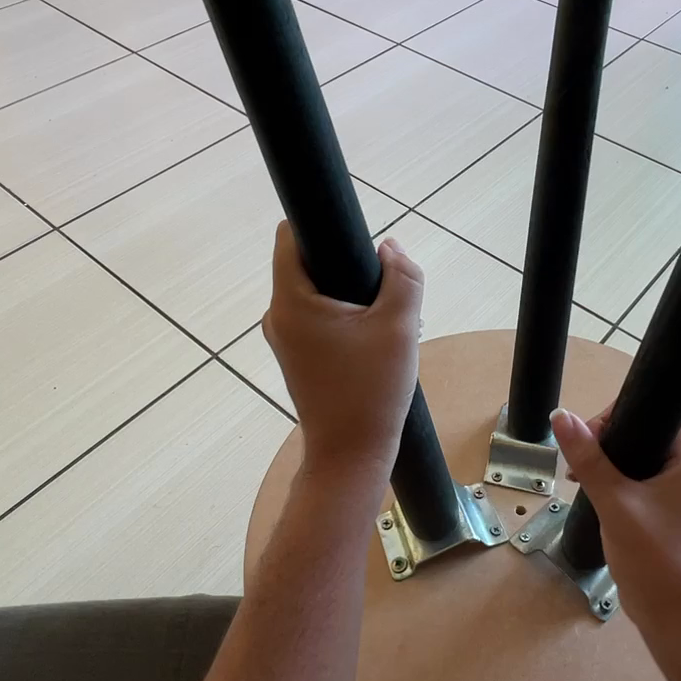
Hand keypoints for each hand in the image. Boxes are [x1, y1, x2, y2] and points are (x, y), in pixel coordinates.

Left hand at [263, 221, 424, 482]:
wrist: (351, 455)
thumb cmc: (372, 390)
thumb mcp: (400, 326)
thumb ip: (402, 276)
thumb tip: (390, 247)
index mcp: (292, 301)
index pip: (290, 236)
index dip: (320, 225)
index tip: (356, 237)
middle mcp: (278, 315)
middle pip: (307, 264)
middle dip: (347, 264)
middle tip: (383, 287)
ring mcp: (283, 337)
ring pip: (316, 292)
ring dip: (350, 294)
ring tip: (385, 318)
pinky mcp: (295, 355)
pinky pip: (317, 317)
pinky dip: (344, 316)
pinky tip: (375, 337)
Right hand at [553, 408, 680, 624]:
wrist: (671, 615)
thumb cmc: (653, 557)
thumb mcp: (615, 502)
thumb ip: (589, 458)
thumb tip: (561, 416)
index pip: (664, 408)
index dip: (628, 407)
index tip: (595, 428)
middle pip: (647, 428)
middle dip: (609, 434)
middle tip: (582, 452)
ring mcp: (676, 489)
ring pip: (638, 452)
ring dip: (607, 456)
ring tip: (578, 470)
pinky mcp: (663, 506)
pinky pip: (636, 475)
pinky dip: (613, 475)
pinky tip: (587, 484)